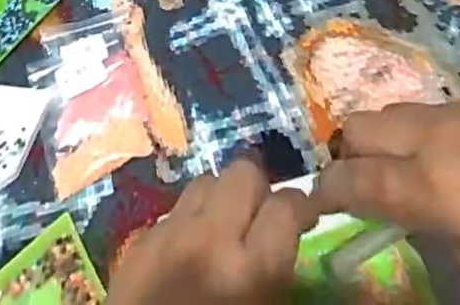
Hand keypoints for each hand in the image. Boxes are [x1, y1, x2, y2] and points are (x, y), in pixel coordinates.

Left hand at [109, 160, 319, 304]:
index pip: (287, 206)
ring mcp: (170, 232)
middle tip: (265, 222)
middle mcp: (210, 238)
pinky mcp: (141, 239)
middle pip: (244, 173)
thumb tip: (318, 269)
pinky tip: (194, 251)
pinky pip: (176, 208)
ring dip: (224, 199)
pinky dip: (192, 219)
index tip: (306, 219)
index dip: (301, 209)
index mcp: (250, 271)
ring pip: (207, 180)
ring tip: (228, 232)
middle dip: (261, 192)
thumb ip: (288, 287)